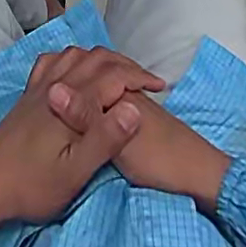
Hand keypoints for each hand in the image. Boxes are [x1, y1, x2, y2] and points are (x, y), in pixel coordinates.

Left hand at [0, 48, 159, 230]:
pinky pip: (51, 60)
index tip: (159, 87)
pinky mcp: (28, 93)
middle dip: (124, 63)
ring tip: (120, 72)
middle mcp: (54, 84)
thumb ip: (105, 138)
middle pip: (94, 58)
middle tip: (147, 79)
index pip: (112, 75)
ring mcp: (38, 86)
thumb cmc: (33, 184)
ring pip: (73, 54)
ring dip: (100, 57)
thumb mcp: (77, 171)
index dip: (138, 76)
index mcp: (70, 101)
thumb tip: (133, 107)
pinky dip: (71, 57)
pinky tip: (75, 69)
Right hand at [43, 73, 232, 213]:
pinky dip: (97, 103)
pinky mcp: (137, 122)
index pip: (83, 68)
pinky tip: (89, 119)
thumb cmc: (159, 159)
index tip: (44, 91)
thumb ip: (85, 116)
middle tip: (52, 94)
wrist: (202, 178)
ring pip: (103, 86)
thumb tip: (52, 91)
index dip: (62, 77)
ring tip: (66, 102)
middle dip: (74, 76)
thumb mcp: (116, 143)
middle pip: (95, 71)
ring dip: (87, 87)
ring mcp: (132, 105)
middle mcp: (123, 90)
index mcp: (116, 90)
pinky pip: (110, 101)